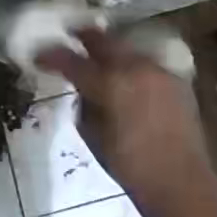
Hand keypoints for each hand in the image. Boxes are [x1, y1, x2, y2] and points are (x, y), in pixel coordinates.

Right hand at [36, 28, 213, 206]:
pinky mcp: (176, 82)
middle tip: (69, 36)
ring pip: (128, 51)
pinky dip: (131, 66)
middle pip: (105, 41)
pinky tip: (125, 78)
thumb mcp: (93, 136)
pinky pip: (146, 65)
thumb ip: (85, 105)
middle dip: (84, 37)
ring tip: (97, 58)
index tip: (38, 56)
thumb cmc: (128, 165)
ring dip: (111, 51)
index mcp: (110, 84)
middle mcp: (136, 69)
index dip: (51, 56)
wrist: (178, 181)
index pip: (72, 61)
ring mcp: (159, 72)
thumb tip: (85, 90)